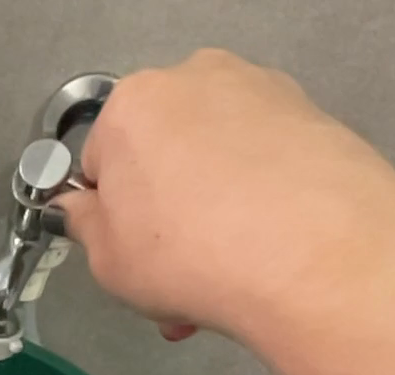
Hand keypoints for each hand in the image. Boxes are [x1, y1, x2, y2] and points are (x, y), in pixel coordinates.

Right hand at [55, 49, 394, 346]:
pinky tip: (253, 255)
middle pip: (158, 157)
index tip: (121, 247)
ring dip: (202, 217)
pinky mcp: (311, 115)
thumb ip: (83, 225)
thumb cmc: (191, 254)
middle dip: (158, 215)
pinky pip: (257, 165)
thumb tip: (82, 209)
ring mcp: (260, 91)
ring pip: (209, 164)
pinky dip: (249, 205)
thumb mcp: (104, 259)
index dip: (106, 214)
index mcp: (131, 105)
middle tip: (165, 270)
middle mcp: (195, 79)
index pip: (97, 163)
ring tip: (212, 275)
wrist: (312, 258)